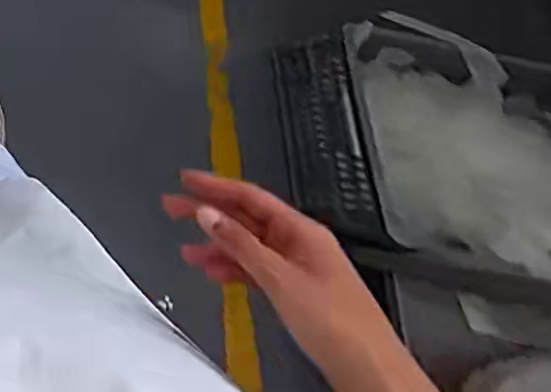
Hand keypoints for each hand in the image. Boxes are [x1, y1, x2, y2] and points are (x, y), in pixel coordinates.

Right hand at [163, 171, 435, 391]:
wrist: (377, 380)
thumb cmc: (340, 328)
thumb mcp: (280, 279)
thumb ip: (240, 243)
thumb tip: (207, 213)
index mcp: (301, 231)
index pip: (250, 196)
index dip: (216, 185)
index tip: (187, 179)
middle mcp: (300, 244)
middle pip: (245, 219)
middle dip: (209, 214)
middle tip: (174, 208)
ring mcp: (300, 269)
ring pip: (248, 246)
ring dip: (217, 246)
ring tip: (188, 250)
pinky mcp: (298, 293)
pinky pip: (256, 269)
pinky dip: (233, 269)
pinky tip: (215, 273)